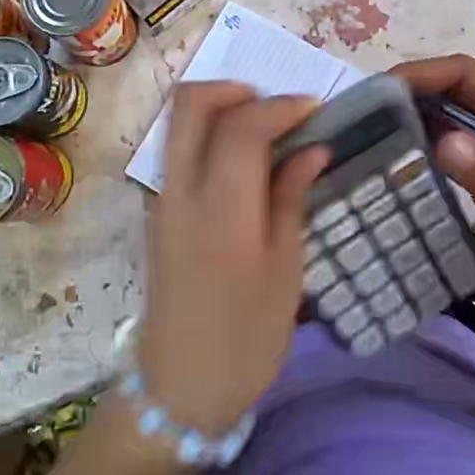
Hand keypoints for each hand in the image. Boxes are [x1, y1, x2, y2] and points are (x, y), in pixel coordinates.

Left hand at [139, 83, 328, 434]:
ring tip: (268, 131)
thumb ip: (291, 199)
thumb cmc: (245, 339)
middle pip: (191, 102)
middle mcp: (179, 190)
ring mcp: (161, 197)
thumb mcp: (285, 273)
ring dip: (221, 108)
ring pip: (179, 121)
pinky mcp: (158, 209)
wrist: (179, 385)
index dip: (282, 107)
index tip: (316, 111)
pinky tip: (246, 160)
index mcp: (219, 209)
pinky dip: (210, 134)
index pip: (242, 125)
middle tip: (280, 110)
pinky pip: (179, 149)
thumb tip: (312, 148)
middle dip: (237, 89)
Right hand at [391, 55, 474, 302]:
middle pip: (453, 86)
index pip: (467, 74)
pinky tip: (397, 155)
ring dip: (411, 115)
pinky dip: (422, 139)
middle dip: (408, 93)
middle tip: (362, 114)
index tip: (376, 94)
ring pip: (448, 110)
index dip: (421, 75)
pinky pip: (451, 137)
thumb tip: (441, 141)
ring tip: (369, 131)